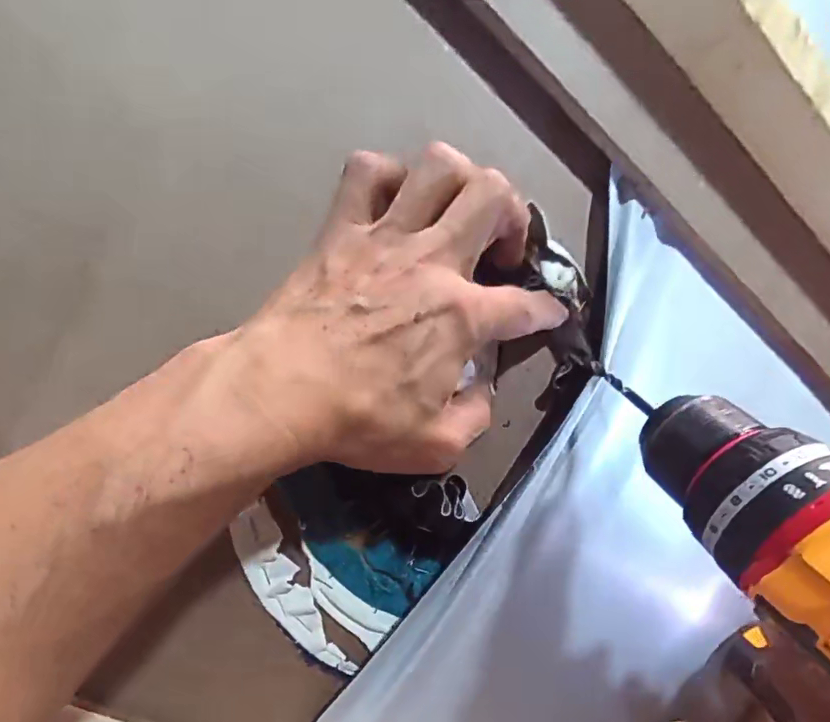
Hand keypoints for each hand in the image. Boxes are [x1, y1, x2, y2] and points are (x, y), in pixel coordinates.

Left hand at [221, 143, 569, 473]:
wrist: (281, 392)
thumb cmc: (358, 422)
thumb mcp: (435, 447)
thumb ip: (473, 418)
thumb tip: (481, 393)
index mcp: (461, 317)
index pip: (525, 306)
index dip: (546, 311)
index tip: (548, 314)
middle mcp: (432, 262)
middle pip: (495, 196)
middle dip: (515, 215)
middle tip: (502, 247)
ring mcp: (384, 238)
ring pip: (440, 166)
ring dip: (460, 182)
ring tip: (454, 213)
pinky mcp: (340, 231)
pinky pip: (367, 172)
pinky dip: (387, 177)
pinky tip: (391, 204)